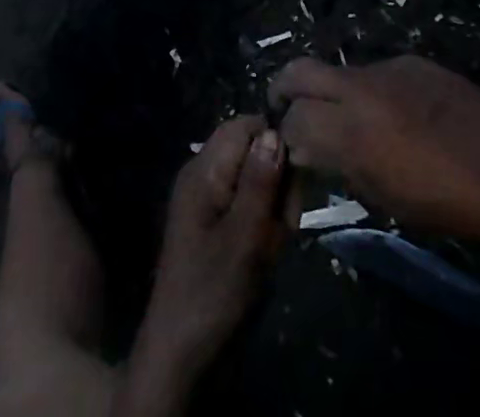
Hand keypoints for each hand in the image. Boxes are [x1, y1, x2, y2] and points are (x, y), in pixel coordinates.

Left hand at [135, 116, 290, 379]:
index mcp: (203, 170)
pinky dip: (267, 226)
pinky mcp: (220, 223)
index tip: (295, 178)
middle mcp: (205, 175)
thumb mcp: (244, 236)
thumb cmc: (213, 292)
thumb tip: (274, 132)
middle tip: (281, 224)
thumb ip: (260, 181)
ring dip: (276, 209)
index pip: (245, 126)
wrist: (184, 352)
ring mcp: (211, 200)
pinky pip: (253, 207)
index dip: (275, 143)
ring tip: (273, 244)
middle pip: (255, 152)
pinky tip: (268, 253)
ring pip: (260, 182)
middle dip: (279, 184)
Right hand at [268, 55, 479, 240]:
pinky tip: (398, 117)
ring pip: (337, 72)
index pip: (292, 121)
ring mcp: (385, 70)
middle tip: (289, 114)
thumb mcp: (390, 201)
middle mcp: (358, 90)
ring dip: (330, 93)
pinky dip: (369, 92)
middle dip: (283, 91)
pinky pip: (374, 74)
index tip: (294, 154)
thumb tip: (316, 153)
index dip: (286, 138)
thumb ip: (344, 169)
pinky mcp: (410, 62)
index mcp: (350, 131)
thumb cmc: (455, 199)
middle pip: (297, 72)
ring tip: (352, 123)